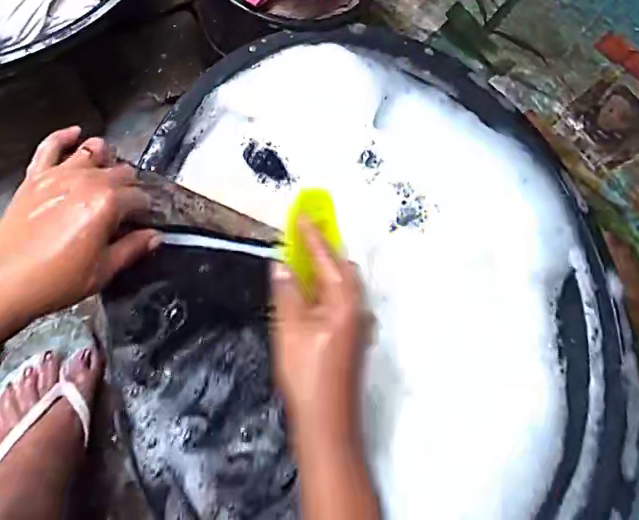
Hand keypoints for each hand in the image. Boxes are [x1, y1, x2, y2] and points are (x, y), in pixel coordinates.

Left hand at [0, 127, 160, 337]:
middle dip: (130, 186)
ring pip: (92, 150)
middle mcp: (85, 180)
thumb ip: (131, 249)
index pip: (139, 196)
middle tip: (129, 206)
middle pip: (121, 170)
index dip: (146, 209)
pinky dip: (64, 136)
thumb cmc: (50, 281)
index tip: (145, 220)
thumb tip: (152, 238)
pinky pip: (51, 145)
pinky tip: (75, 134)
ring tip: (110, 171)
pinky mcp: (36, 176)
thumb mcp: (101, 272)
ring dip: (106, 158)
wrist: (1, 283)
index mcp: (107, 203)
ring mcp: (59, 174)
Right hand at [271, 220, 369, 453]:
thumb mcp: (288, 326)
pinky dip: (324, 286)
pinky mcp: (350, 338)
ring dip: (323, 268)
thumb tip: (281, 263)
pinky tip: (307, 292)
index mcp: (344, 300)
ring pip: (341, 284)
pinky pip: (338, 298)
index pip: (326, 257)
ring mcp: (356, 325)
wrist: (327, 425)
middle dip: (323, 248)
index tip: (301, 214)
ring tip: (301, 258)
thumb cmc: (307, 373)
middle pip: (341, 267)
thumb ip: (286, 290)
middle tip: (301, 234)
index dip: (311, 234)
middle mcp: (356, 308)